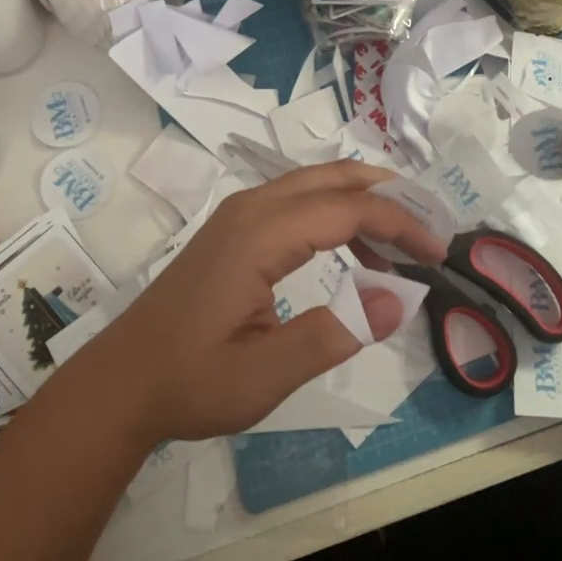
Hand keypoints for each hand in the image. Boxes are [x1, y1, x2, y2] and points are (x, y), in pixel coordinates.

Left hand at [66, 162, 447, 444]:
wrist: (122, 382)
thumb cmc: (190, 381)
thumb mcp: (265, 375)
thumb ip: (333, 334)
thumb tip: (400, 298)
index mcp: (259, 235)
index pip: (348, 210)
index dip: (401, 225)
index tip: (439, 252)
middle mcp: (251, 209)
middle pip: (335, 178)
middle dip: (390, 197)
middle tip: (433, 229)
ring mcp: (239, 215)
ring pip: (317, 184)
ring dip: (365, 205)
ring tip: (405, 248)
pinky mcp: (234, 229)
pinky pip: (298, 202)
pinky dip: (337, 217)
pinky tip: (356, 258)